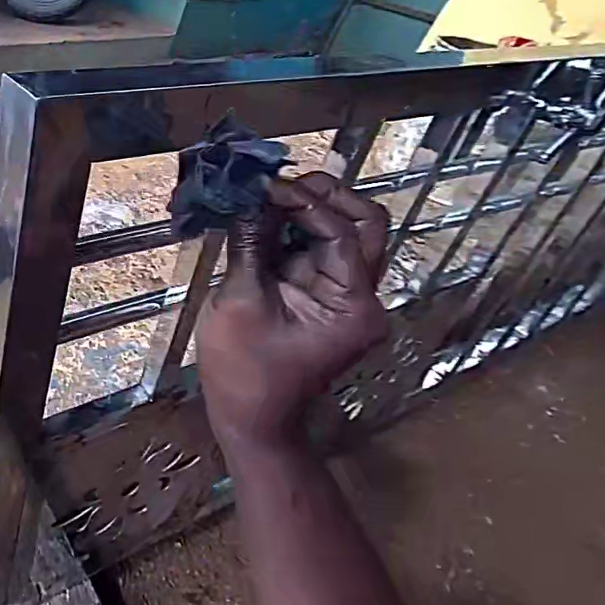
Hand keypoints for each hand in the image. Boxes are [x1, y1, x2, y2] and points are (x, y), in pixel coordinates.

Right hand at [196, 172, 391, 457]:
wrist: (250, 419)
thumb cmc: (244, 371)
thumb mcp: (241, 302)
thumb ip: (250, 243)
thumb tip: (247, 196)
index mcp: (353, 306)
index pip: (341, 234)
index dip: (303, 203)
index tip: (264, 185)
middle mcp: (361, 297)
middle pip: (363, 226)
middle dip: (324, 197)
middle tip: (280, 185)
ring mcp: (345, 297)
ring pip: (344, 233)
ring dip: (309, 210)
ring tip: (268, 196)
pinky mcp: (324, 297)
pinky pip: (319, 250)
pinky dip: (295, 230)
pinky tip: (265, 218)